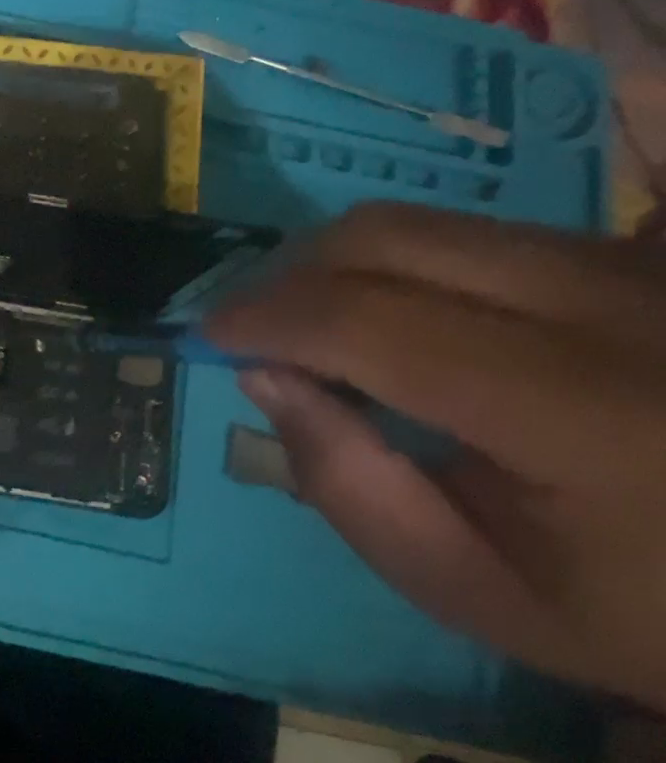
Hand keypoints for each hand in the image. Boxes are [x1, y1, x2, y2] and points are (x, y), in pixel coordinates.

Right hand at [204, 202, 665, 709]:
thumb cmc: (631, 605)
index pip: (369, 322)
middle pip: (388, 239)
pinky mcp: (638, 257)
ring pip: (425, 223)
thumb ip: (349, 487)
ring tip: (313, 326)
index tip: (207, 340)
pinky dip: (398, 263)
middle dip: (287, 274)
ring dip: (335, 265)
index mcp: (582, 412)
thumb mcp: (471, 586)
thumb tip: (262, 377)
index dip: (266, 318)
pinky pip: (474, 231)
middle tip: (252, 329)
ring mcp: (635, 269)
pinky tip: (393, 317)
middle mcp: (616, 309)